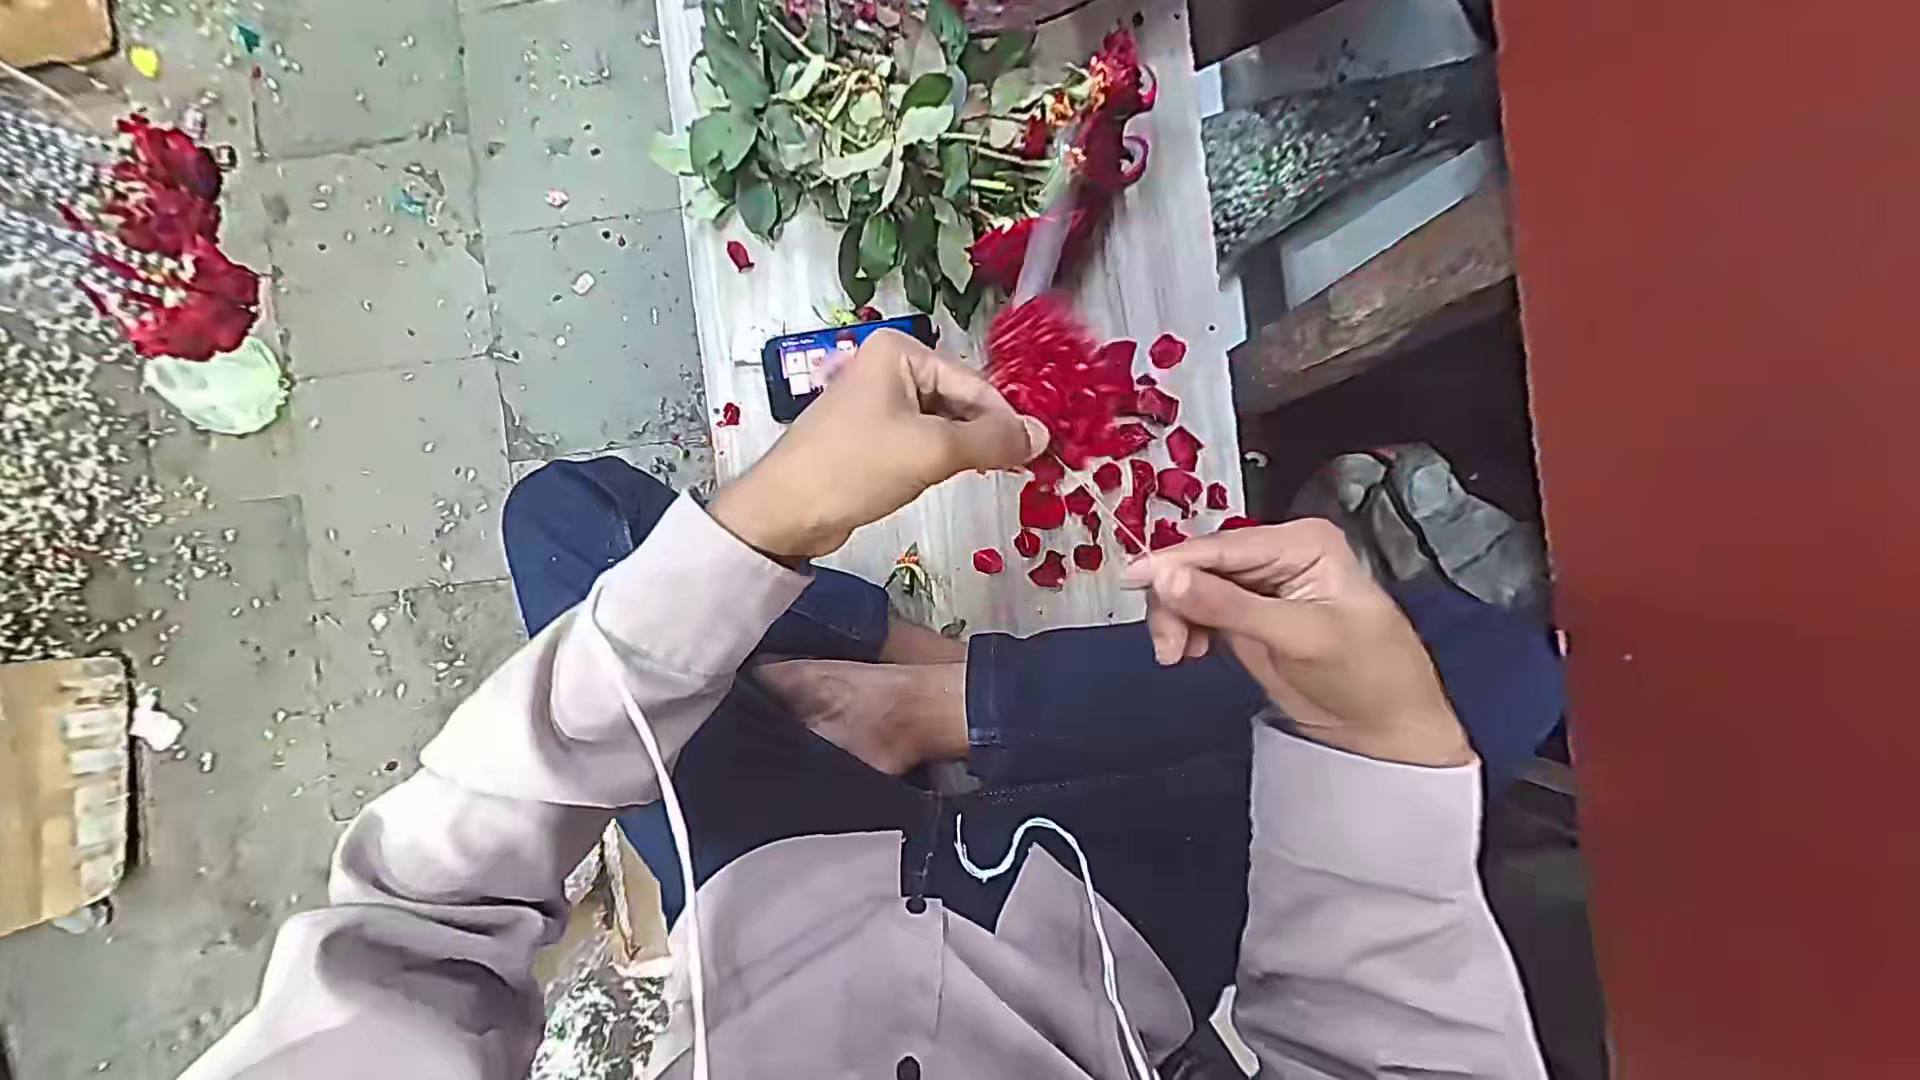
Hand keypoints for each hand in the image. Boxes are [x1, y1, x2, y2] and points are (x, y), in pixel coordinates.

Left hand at [709, 329, 1048, 559]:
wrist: (787, 512)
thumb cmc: (855, 468)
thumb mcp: (932, 451)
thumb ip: (992, 441)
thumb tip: (1043, 436)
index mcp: (900, 353)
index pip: (974, 384)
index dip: (1006, 419)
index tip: (1037, 452)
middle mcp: (890, 368)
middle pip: (960, 400)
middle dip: (986, 435)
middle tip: (1017, 468)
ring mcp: (880, 402)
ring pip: (944, 423)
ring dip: (966, 448)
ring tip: (989, 473)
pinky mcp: (873, 435)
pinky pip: (922, 440)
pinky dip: (942, 457)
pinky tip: (951, 475)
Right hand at [1122, 520, 1472, 767]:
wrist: (1381, 730)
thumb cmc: (1363, 675)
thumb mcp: (1296, 637)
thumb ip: (1226, 605)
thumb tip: (1163, 576)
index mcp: (1300, 541)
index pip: (1222, 546)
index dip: (1173, 563)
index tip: (1132, 580)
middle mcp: (1273, 553)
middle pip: (1198, 565)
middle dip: (1176, 602)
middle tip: (1170, 646)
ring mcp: (1255, 582)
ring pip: (1188, 587)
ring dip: (1175, 619)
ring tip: (1179, 655)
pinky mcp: (1240, 610)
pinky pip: (1193, 609)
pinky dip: (1183, 629)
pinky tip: (1191, 652)